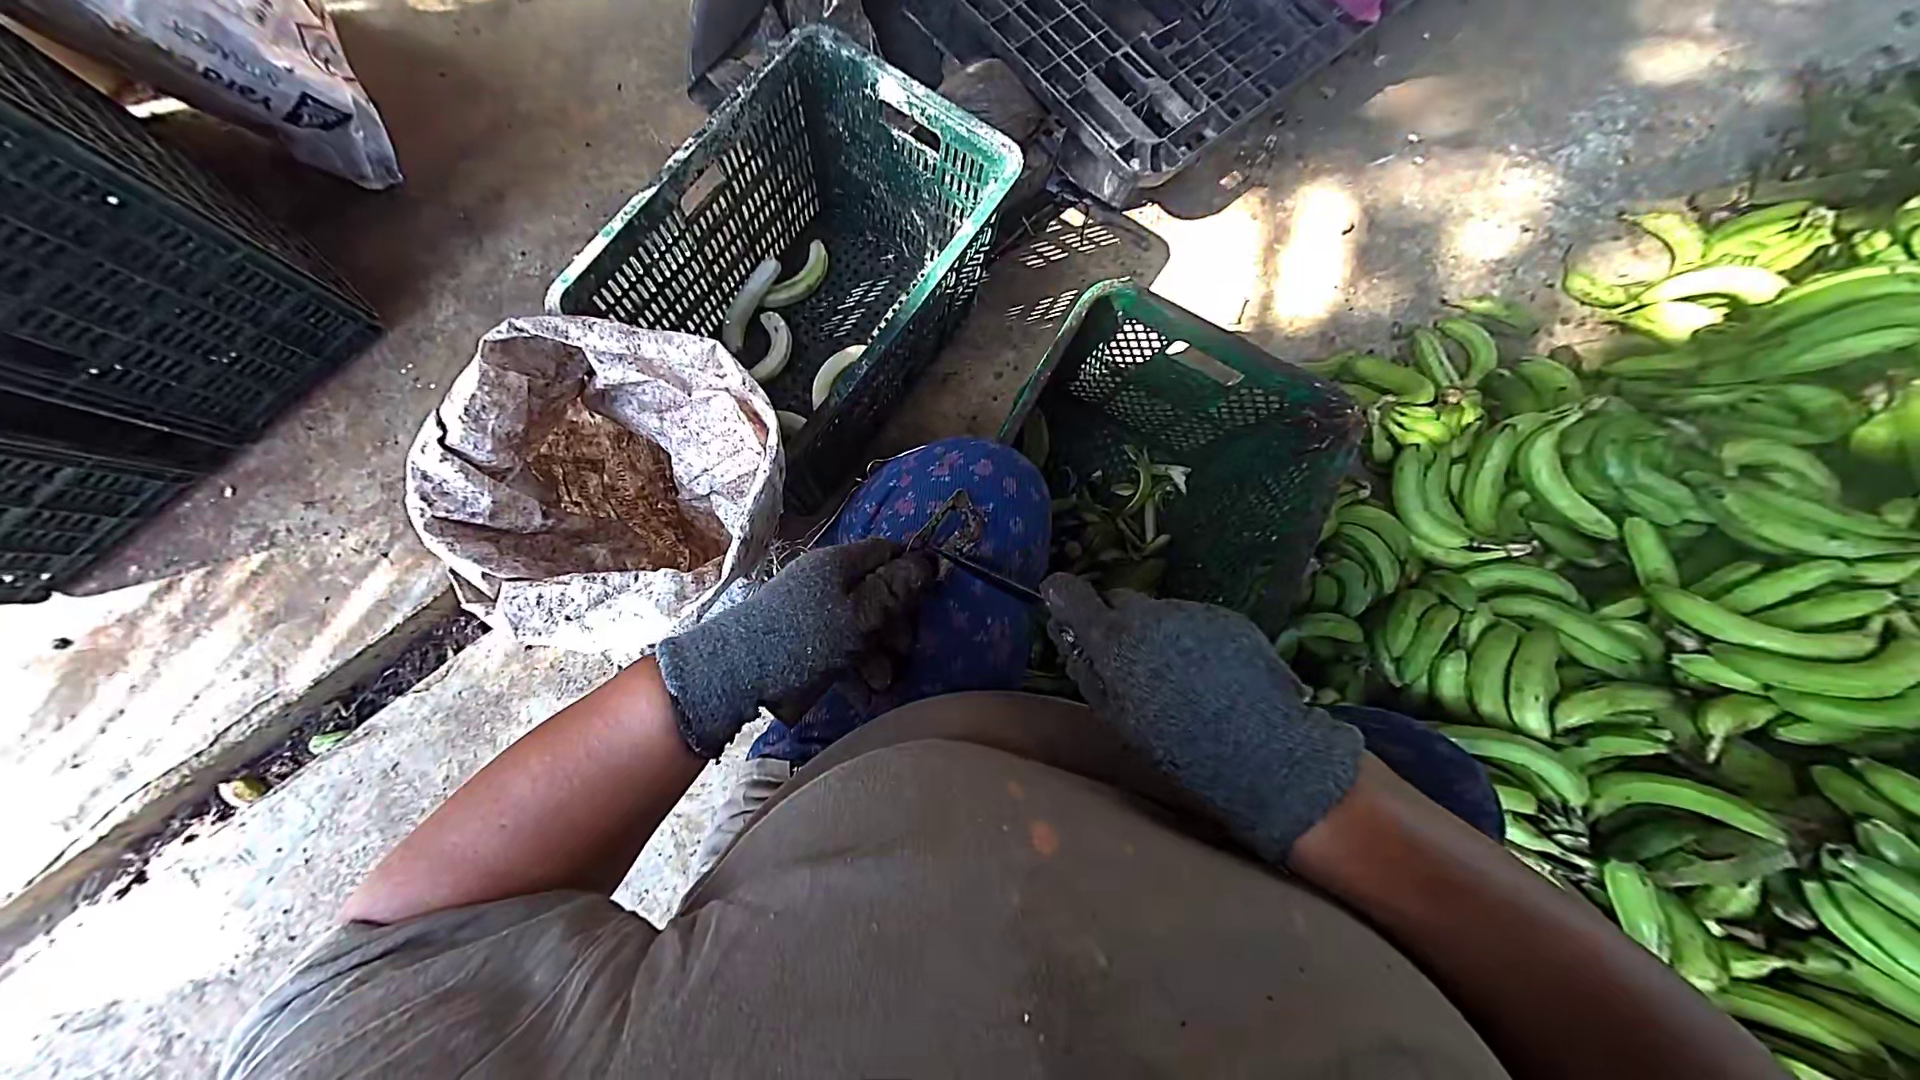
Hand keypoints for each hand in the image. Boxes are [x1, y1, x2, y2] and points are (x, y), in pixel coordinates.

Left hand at [657, 538, 935, 756]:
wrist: (736, 675)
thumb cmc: (806, 639)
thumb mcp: (861, 614)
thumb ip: (897, 589)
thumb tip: (931, 560)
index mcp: (840, 564)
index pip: (887, 552)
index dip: (911, 573)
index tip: (927, 600)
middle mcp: (826, 580)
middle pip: (876, 592)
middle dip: (896, 624)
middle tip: (904, 651)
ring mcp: (812, 611)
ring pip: (860, 625)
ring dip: (878, 653)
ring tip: (882, 682)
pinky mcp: (802, 640)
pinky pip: (839, 647)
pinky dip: (854, 667)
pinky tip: (863, 692)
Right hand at [1042, 573, 1362, 863]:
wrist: (1261, 748)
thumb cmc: (1176, 742)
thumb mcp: (1115, 714)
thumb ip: (1087, 668)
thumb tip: (1066, 636)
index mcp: (1112, 639)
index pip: (1071, 594)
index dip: (1062, 595)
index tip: (1059, 600)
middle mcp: (1147, 614)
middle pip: (1118, 600)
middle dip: (1115, 621)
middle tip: (1128, 656)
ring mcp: (1189, 611)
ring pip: (1157, 611)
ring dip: (1156, 630)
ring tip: (1179, 672)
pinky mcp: (1224, 615)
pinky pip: (1193, 619)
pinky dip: (1191, 636)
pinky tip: (1209, 671)